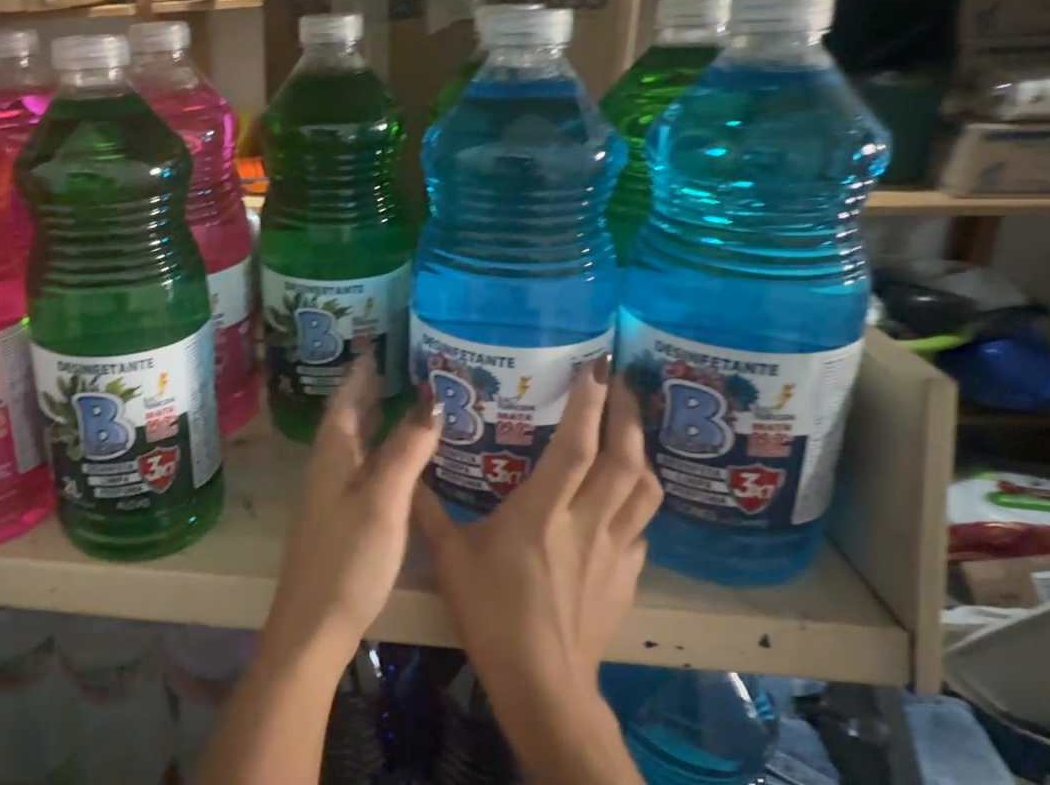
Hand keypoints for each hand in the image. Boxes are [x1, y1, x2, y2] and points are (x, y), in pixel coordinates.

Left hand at [265, 353, 441, 664]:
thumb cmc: (348, 557)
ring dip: (378, 415)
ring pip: (357, 440)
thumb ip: (406, 449)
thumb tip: (431, 397)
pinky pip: (364, 464)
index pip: (347, 396)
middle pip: (350, 414)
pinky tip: (404, 455)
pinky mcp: (343, 514)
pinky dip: (383, 447)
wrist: (315, 622)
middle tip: (403, 361)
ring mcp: (334, 491)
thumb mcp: (383, 498)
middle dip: (371, 386)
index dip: (362, 368)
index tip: (380, 339)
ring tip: (409, 396)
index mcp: (334, 451)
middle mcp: (329, 464)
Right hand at [414, 357, 661, 703]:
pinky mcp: (626, 575)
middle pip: (624, 457)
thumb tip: (405, 474)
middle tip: (621, 381)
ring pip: (644, 488)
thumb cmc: (491, 615)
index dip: (589, 403)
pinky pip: (641, 526)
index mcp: (542, 511)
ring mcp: (613, 548)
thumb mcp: (449, 558)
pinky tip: (623, 499)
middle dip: (627, 412)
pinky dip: (637, 501)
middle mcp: (587, 521)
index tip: (596, 366)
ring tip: (630, 428)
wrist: (542, 683)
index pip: (576, 446)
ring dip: (641, 450)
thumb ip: (428, 511)